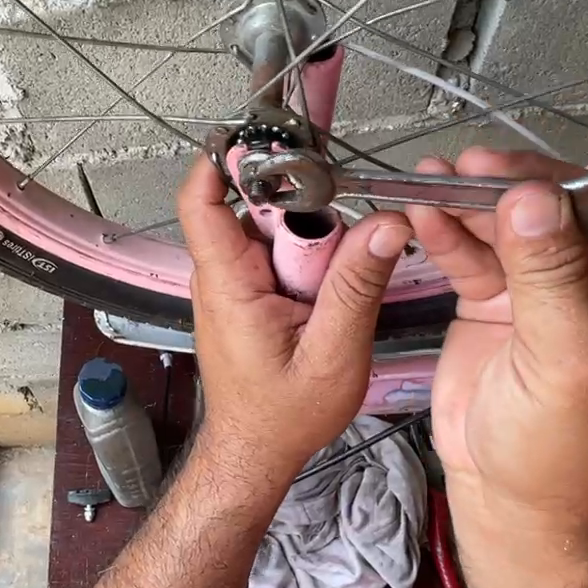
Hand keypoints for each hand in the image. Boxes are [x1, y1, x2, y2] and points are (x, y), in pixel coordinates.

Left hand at [178, 158, 412, 475]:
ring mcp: (232, 285)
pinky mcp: (246, 295)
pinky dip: (305, 262)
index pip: (202, 204)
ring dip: (309, 243)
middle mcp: (221, 278)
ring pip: (272, 231)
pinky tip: (324, 293)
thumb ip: (357, 287)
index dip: (220, 162)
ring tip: (331, 285)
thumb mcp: (333, 355)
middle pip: (256, 210)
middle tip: (336, 249)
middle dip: (301, 212)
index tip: (256, 137)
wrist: (255, 450)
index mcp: (229, 286)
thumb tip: (385, 225)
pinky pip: (276, 255)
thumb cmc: (281, 416)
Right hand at [407, 149, 587, 534]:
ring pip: (527, 220)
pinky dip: (451, 231)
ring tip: (438, 178)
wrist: (501, 495)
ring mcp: (555, 286)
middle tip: (483, 167)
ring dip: (482, 198)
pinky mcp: (501, 297)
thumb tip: (530, 196)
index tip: (586, 186)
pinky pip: (479, 250)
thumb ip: (552, 278)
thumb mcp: (571, 365)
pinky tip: (423, 214)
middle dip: (538, 181)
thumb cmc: (564, 451)